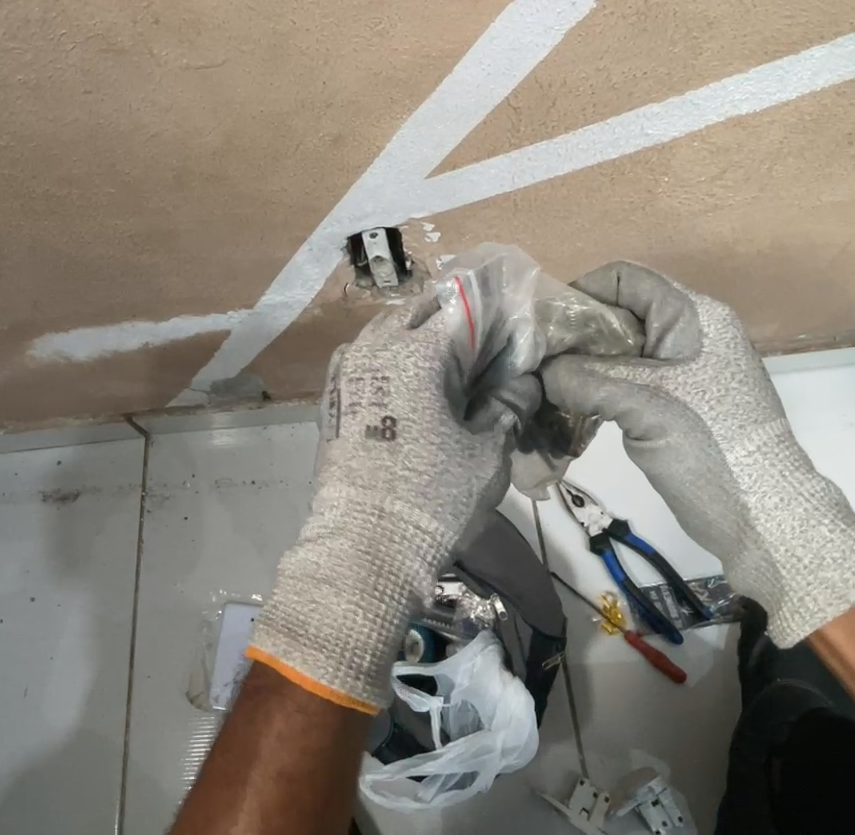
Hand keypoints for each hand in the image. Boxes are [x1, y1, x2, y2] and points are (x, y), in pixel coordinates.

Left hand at [248, 294, 532, 711]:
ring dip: (411, 330)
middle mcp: (376, 350)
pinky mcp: (330, 398)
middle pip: (416, 311)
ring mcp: (346, 372)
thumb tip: (524, 381)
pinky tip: (400, 376)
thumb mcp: (487, 454)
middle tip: (476, 329)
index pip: (460, 309)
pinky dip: (382, 354)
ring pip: (382, 330)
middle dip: (447, 312)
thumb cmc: (433, 499)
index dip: (488, 306)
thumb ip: (507, 406)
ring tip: (440, 351)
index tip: (507, 310)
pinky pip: (359, 357)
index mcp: (418, 354)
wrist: (363, 547)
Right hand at [540, 262, 854, 645]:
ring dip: (585, 365)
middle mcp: (691, 330)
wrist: (764, 516)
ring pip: (621, 348)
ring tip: (553, 390)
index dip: (580, 293)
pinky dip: (601, 388)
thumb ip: (582, 377)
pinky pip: (630, 377)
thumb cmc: (709, 445)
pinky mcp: (682, 398)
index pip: (624, 278)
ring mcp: (689, 366)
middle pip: (619, 312)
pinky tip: (577, 411)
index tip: (545, 329)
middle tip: (542, 364)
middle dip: (576, 335)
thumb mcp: (641, 404)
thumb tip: (538, 370)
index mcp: (693, 315)